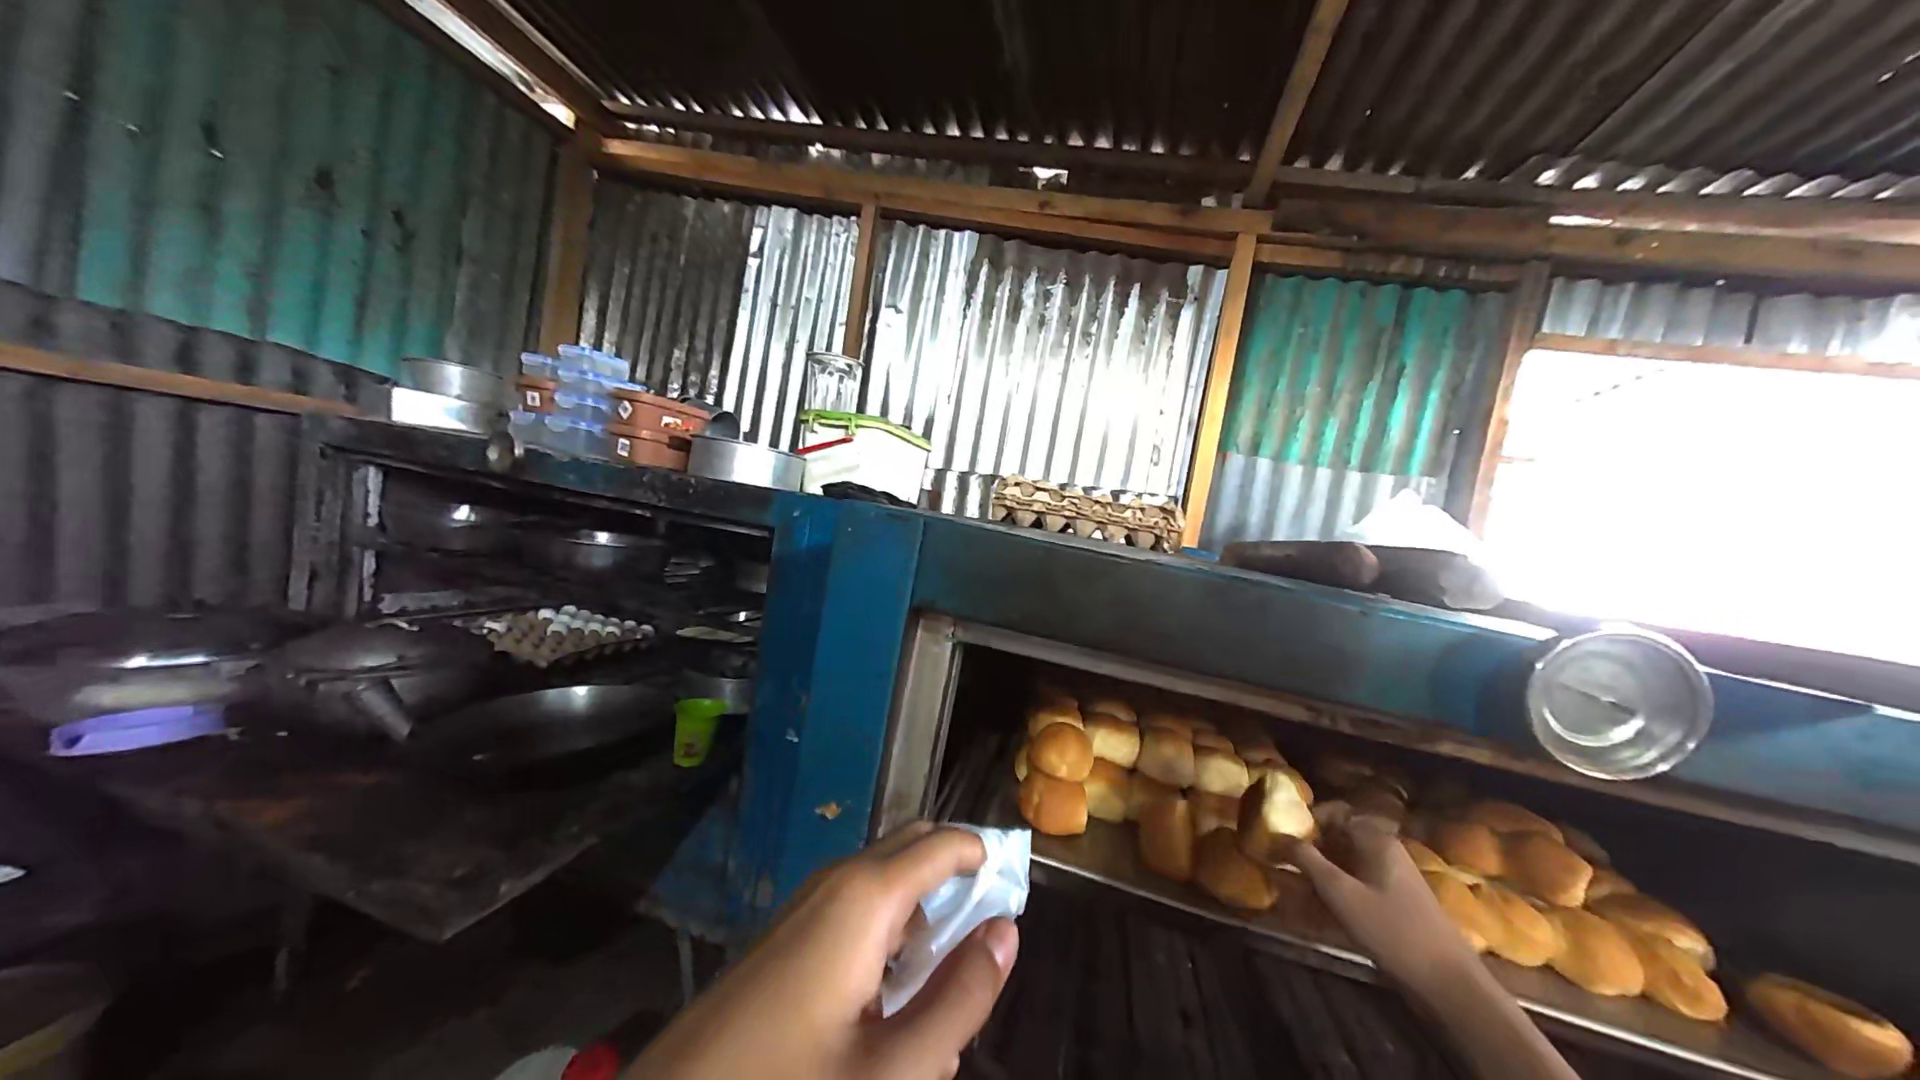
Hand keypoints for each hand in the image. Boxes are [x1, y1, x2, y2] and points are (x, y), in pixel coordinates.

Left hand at [625, 822, 1018, 1079]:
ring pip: (888, 881)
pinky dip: (890, 935)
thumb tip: (1006, 930)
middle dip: (958, 881)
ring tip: (936, 992)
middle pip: (916, 848)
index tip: (1016, 894)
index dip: (988, 859)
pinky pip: (858, 909)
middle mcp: (838, 881)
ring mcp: (808, 903)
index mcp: (867, 896)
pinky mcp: (791, 932)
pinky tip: (886, 1005)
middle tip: (979, 948)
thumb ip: (961, 997)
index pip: (946, 843)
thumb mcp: (894, 1070)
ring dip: (924, 916)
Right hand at [1286, 805, 1580, 1079]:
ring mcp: (1395, 873)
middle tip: (1287, 862)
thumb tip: (1280, 836)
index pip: (1335, 812)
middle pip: (1341, 834)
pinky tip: (1327, 904)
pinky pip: (1361, 877)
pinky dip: (1340, 883)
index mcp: (1376, 839)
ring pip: (1349, 857)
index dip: (1307, 820)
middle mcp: (1387, 848)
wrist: (1448, 981)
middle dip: (1313, 845)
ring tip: (1301, 885)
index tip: (1284, 837)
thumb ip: (1308, 860)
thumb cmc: (1391, 929)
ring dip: (1324, 867)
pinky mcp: (1399, 897)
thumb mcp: (1340, 893)